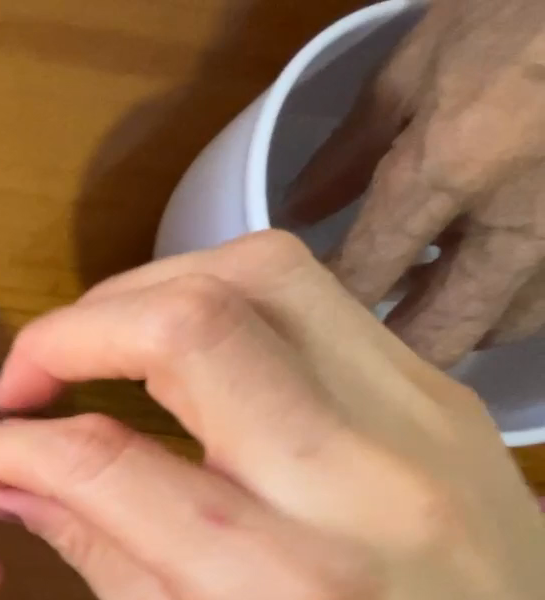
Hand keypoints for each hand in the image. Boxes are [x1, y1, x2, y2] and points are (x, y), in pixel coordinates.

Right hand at [0, 231, 544, 599]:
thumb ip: (84, 544)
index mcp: (271, 582)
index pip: (103, 462)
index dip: (12, 446)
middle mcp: (354, 479)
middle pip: (190, 327)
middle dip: (66, 335)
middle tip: (19, 382)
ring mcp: (414, 412)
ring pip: (256, 275)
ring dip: (135, 295)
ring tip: (85, 351)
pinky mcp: (433, 381)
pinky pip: (302, 293)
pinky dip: (200, 300)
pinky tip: (163, 356)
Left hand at [287, 0, 544, 366]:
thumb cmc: (531, 3)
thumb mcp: (425, 60)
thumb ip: (354, 148)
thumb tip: (297, 212)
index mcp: (454, 168)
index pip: (362, 276)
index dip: (318, 311)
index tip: (284, 324)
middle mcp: (531, 211)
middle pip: (452, 324)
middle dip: (395, 352)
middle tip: (349, 359)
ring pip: (525, 314)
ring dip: (466, 327)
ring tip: (417, 319)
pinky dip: (523, 295)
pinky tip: (488, 283)